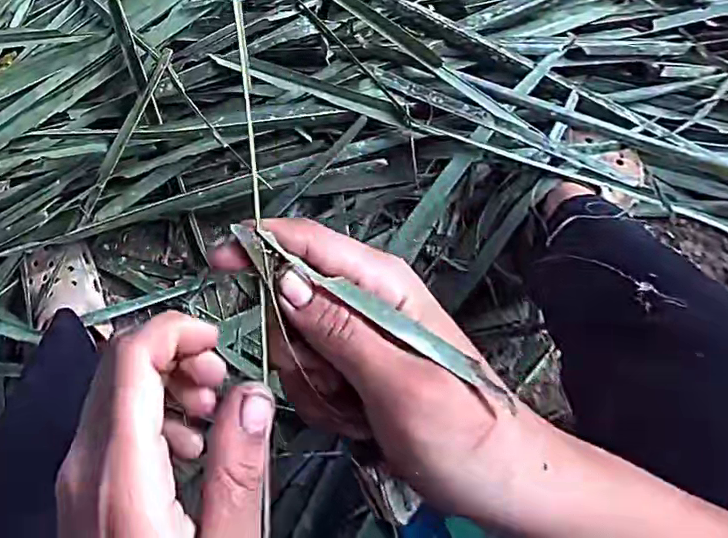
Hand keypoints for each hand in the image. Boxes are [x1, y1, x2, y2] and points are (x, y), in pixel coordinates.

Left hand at [56, 312, 274, 535]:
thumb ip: (238, 468)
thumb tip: (253, 396)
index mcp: (118, 474)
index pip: (131, 355)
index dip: (175, 329)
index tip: (215, 338)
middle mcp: (83, 466)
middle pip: (119, 363)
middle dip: (175, 353)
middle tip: (221, 379)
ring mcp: (75, 480)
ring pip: (113, 388)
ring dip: (163, 380)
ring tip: (211, 412)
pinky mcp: (79, 494)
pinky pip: (110, 423)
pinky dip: (149, 412)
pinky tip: (187, 445)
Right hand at [208, 218, 532, 520]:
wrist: (506, 485)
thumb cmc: (470, 433)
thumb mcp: (400, 383)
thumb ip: (339, 328)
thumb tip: (285, 280)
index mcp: (382, 281)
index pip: (308, 241)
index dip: (259, 242)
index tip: (221, 258)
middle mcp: (365, 295)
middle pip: (289, 294)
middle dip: (295, 345)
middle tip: (329, 383)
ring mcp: (356, 328)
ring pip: (292, 336)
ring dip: (311, 380)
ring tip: (354, 409)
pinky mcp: (352, 359)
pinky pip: (306, 368)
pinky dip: (320, 398)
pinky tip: (355, 417)